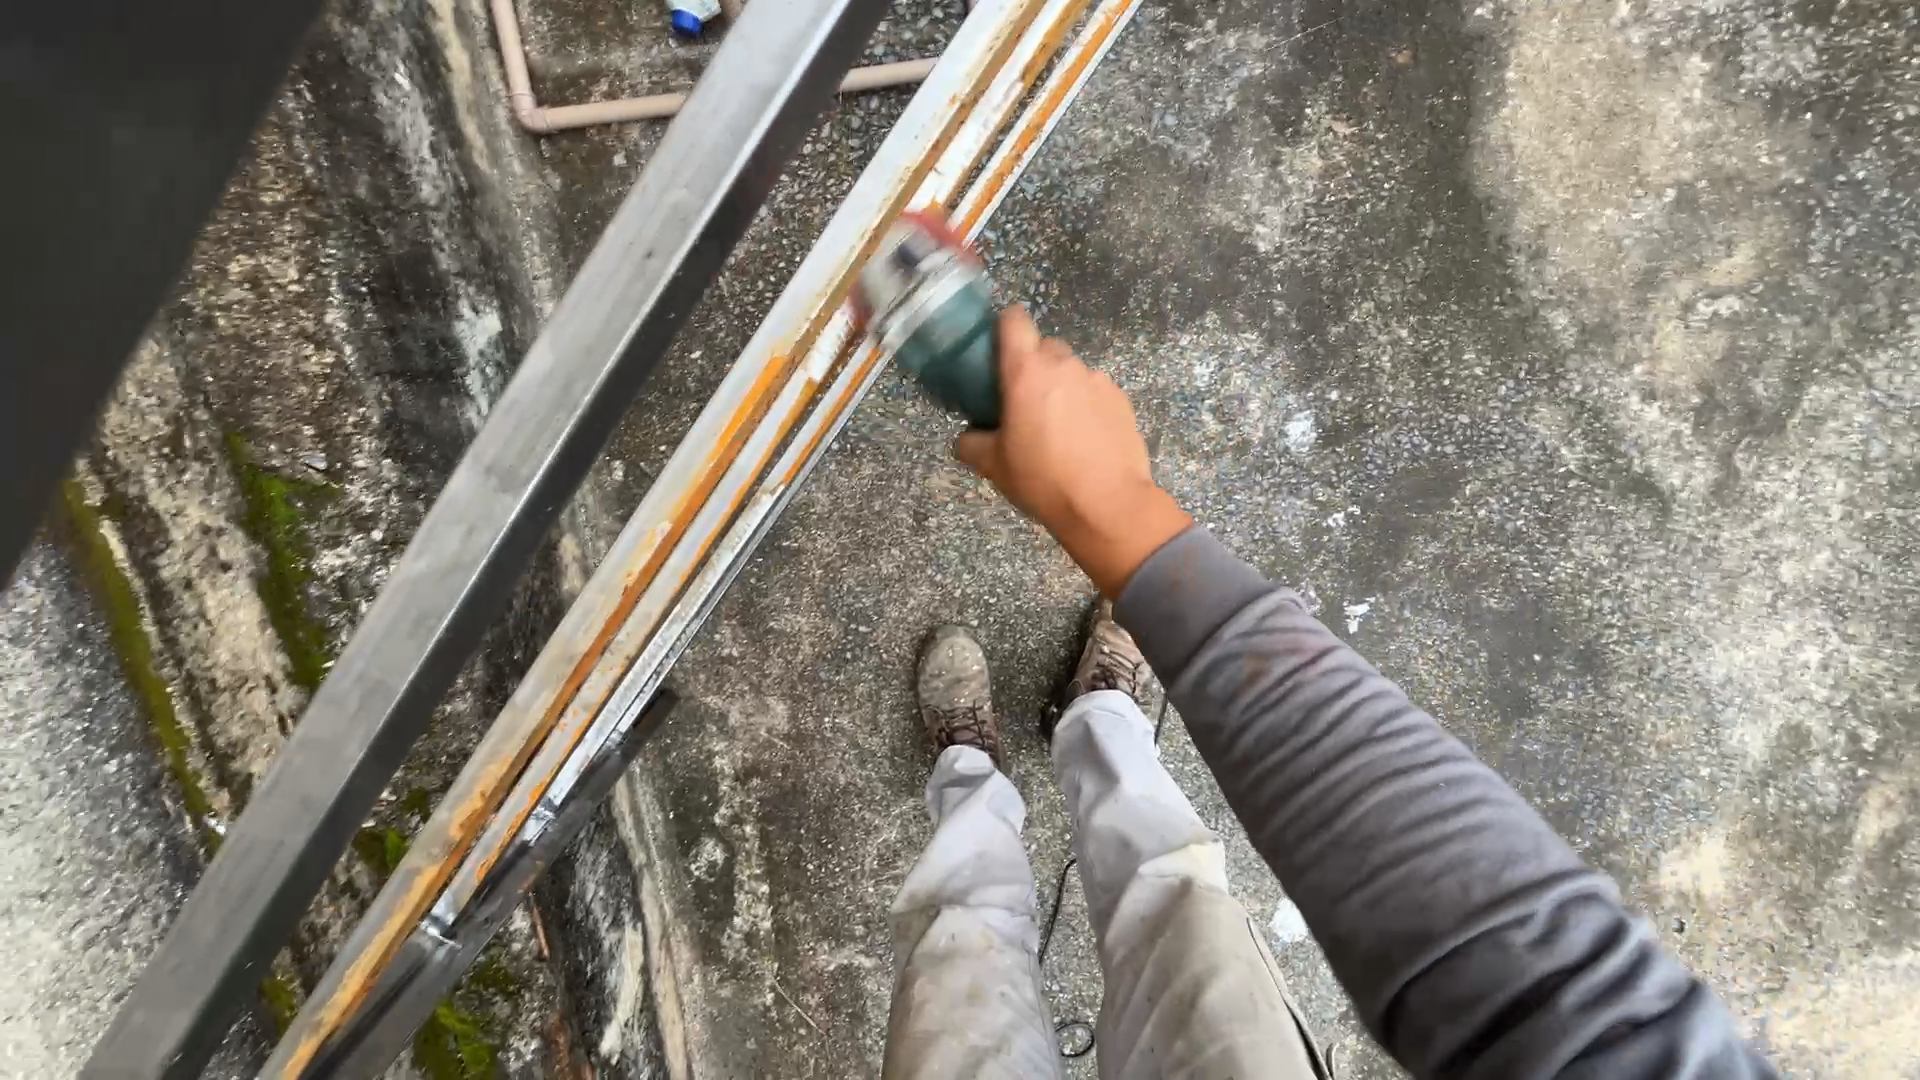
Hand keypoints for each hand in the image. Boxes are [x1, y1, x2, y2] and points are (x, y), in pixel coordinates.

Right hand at [954, 307, 1191, 595]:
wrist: (1107, 505)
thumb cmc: (1043, 480)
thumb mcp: (993, 466)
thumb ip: (971, 443)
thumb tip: (967, 438)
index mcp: (1027, 371)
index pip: (1014, 320)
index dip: (1003, 329)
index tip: (998, 354)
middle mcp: (1065, 365)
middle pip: (1044, 347)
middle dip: (1033, 368)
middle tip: (1024, 405)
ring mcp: (1098, 380)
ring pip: (1071, 371)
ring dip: (1061, 389)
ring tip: (1058, 430)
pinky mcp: (1121, 400)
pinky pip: (1095, 392)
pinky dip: (1086, 406)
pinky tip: (1085, 441)